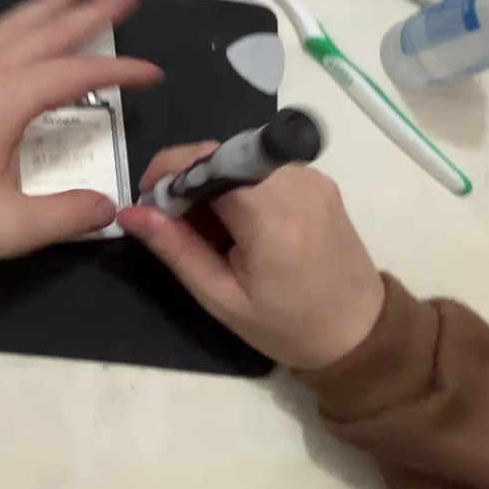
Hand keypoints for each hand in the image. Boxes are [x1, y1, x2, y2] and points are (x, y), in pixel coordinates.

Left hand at [0, 0, 163, 270]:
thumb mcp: (10, 228)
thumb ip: (67, 215)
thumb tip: (110, 206)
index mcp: (8, 101)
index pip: (76, 74)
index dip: (119, 70)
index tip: (153, 74)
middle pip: (45, 35)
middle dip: (87, 15)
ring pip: (4, 30)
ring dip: (39, 8)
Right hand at [117, 144, 385, 369]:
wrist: (360, 333)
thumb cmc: (285, 326)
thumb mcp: (220, 297)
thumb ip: (174, 248)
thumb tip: (128, 212)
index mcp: (271, 217)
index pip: (207, 162)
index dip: (169, 171)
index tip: (148, 200)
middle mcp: (295, 183)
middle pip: (220, 155)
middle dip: (187, 179)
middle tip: (173, 220)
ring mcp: (310, 177)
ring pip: (238, 158)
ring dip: (210, 182)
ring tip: (207, 227)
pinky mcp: (316, 179)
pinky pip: (260, 166)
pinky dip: (237, 184)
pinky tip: (236, 221)